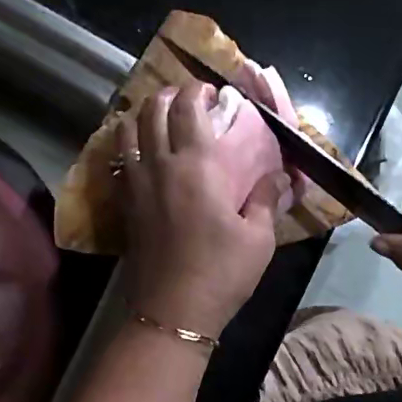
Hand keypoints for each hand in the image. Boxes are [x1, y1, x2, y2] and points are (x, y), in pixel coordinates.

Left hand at [119, 85, 290, 338]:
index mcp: (196, 164)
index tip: (212, 93)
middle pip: (153, 110)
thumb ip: (267, 199)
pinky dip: (127, 143)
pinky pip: (119, 159)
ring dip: (142, 114)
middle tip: (187, 101)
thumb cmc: (221, 272)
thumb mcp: (258, 238)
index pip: (188, 107)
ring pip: (127, 129)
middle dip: (170, 95)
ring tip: (159, 119)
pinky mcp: (124, 203)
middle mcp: (160, 164)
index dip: (197, 91)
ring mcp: (136, 183)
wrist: (172, 309)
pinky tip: (140, 151)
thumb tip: (282, 176)